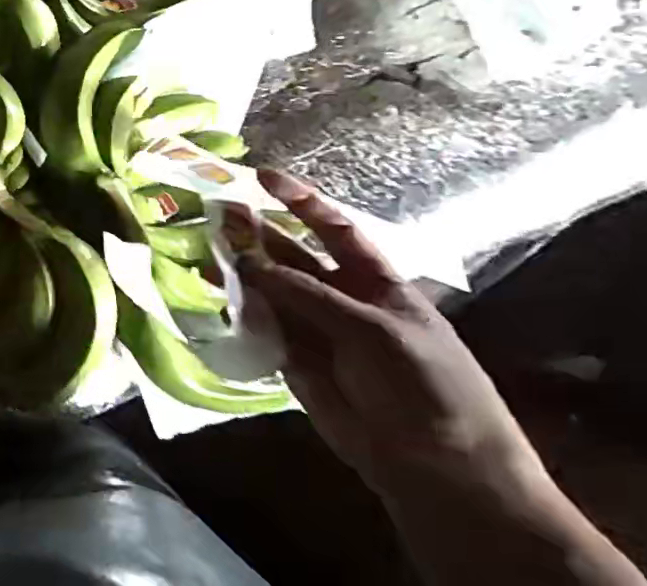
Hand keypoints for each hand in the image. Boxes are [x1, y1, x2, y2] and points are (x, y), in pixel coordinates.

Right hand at [232, 169, 544, 496]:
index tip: (263, 177)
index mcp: (373, 279)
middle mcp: (340, 296)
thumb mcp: (374, 329)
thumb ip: (309, 294)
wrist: (440, 469)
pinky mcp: (295, 361)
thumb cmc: (426, 384)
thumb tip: (250, 262)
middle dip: (257, 234)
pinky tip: (217, 298)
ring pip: (270, 290)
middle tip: (216, 213)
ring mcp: (315, 329)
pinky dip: (239, 313)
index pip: (333, 227)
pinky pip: (262, 328)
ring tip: (207, 252)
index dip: (300, 200)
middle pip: (292, 254)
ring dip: (241, 271)